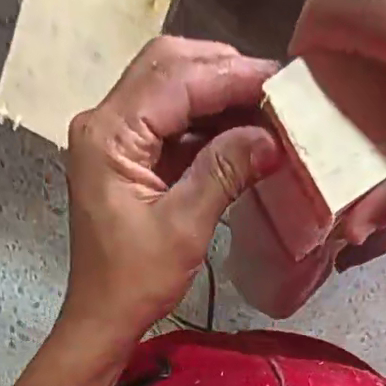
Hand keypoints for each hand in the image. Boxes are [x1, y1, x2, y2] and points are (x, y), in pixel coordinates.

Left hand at [63, 37, 283, 345]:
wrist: (103, 317)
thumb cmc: (136, 282)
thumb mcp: (184, 227)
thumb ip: (224, 172)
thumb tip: (271, 137)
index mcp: (108, 135)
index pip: (174, 79)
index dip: (232, 76)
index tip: (282, 80)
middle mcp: (103, 123)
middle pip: (167, 68)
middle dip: (223, 73)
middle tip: (274, 90)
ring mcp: (112, 138)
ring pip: (169, 90)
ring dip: (216, 96)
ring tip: (265, 110)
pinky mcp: (125, 157)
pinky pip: (169, 123)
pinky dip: (205, 123)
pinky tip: (240, 132)